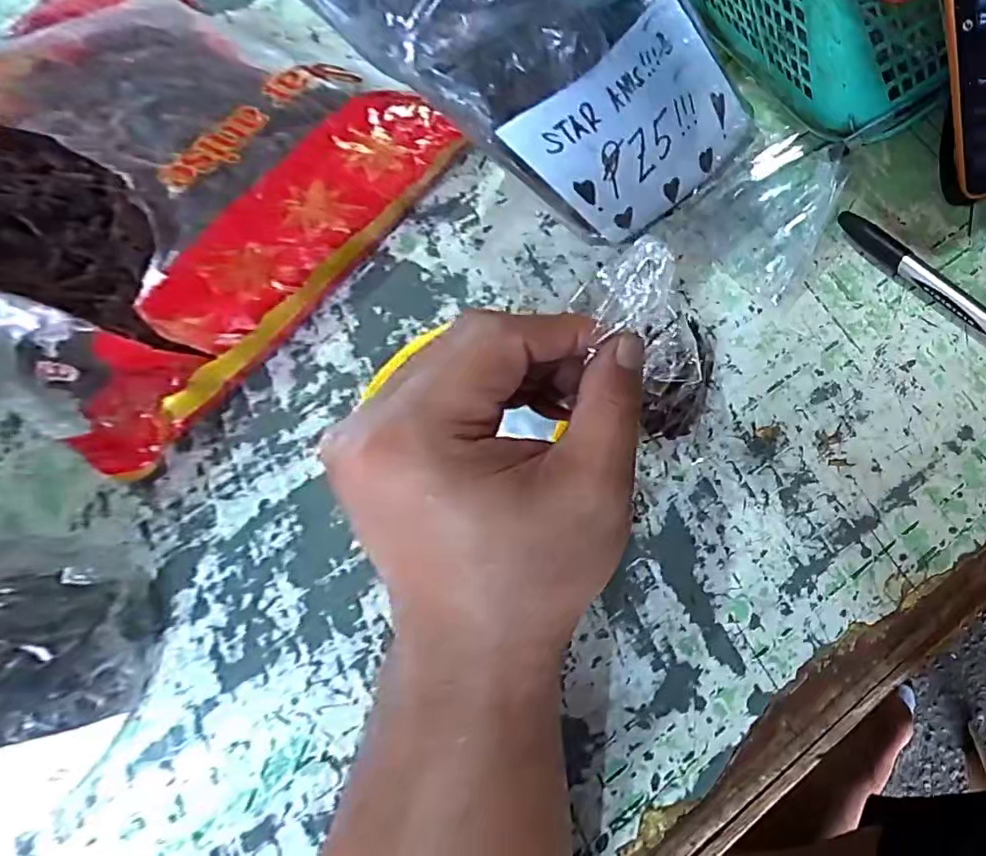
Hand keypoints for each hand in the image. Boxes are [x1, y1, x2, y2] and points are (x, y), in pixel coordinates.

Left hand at [321, 311, 643, 666]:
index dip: (563, 333)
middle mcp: (368, 423)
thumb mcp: (594, 483)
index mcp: (411, 430)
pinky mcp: (373, 452)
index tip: (614, 354)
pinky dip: (494, 391)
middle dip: (544, 353)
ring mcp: (362, 438)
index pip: (493, 338)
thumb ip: (612, 399)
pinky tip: (530, 417)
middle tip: (592, 388)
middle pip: (471, 344)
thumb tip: (623, 340)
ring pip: (458, 361)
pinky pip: (441, 389)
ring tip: (567, 405)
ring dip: (521, 370)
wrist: (476, 653)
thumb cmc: (537, 576)